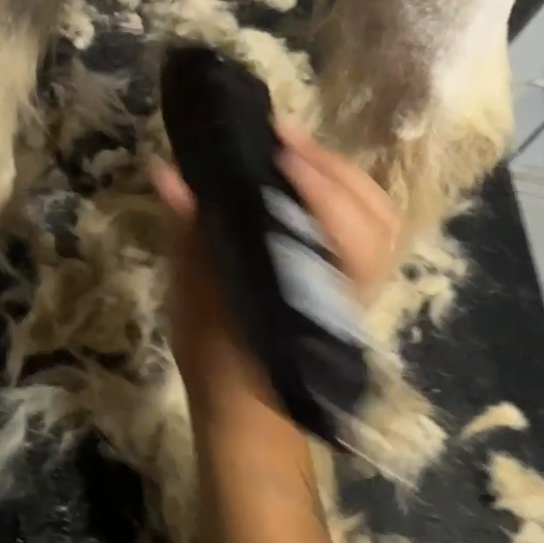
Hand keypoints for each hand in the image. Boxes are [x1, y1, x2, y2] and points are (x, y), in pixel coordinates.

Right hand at [150, 122, 399, 407]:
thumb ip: (189, 229)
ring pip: (378, 219)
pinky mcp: (346, 278)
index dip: (321, 184)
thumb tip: (165, 169)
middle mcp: (347, 282)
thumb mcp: (195, 292)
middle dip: (333, 167)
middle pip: (375, 216)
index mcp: (315, 289)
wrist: (245, 408)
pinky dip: (344, 193)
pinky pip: (365, 228)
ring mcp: (354, 281)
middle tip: (282, 134)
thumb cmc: (217, 355)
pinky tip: (306, 179)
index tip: (281, 148)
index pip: (345, 230)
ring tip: (296, 149)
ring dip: (343, 175)